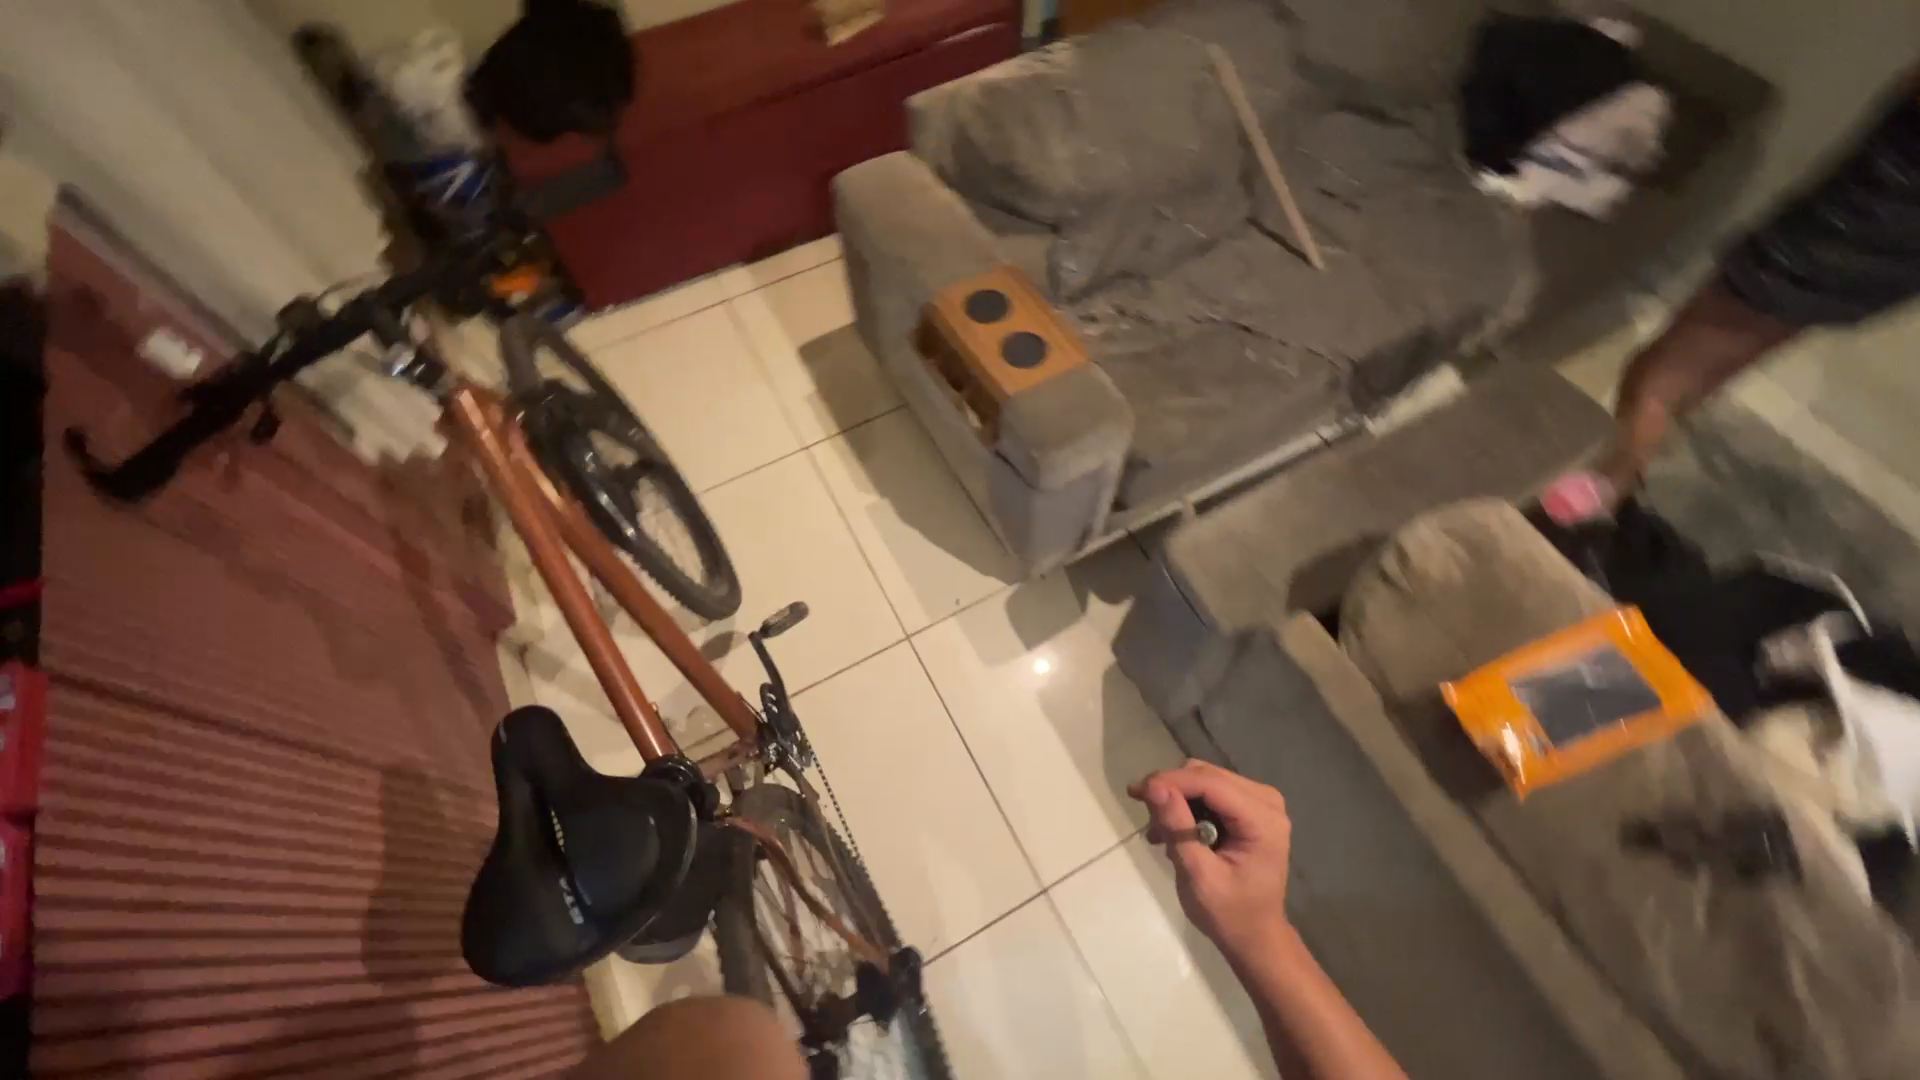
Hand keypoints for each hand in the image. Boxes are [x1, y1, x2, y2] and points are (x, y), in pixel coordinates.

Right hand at [1128, 760, 1292, 960]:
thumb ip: (1177, 828)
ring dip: (1177, 798)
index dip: (1170, 781)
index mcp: (1263, 820)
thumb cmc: (1229, 914)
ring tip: (1160, 831)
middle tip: (1144, 814)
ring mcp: (1260, 802)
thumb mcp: (1197, 875)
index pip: (1210, 783)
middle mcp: (1266, 801)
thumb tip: (1154, 786)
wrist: (1255, 938)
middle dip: (1171, 789)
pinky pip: (1210, 790)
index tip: (1135, 792)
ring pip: (1204, 778)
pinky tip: (1174, 830)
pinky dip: (1187, 804)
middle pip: (1206, 775)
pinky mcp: (1249, 807)